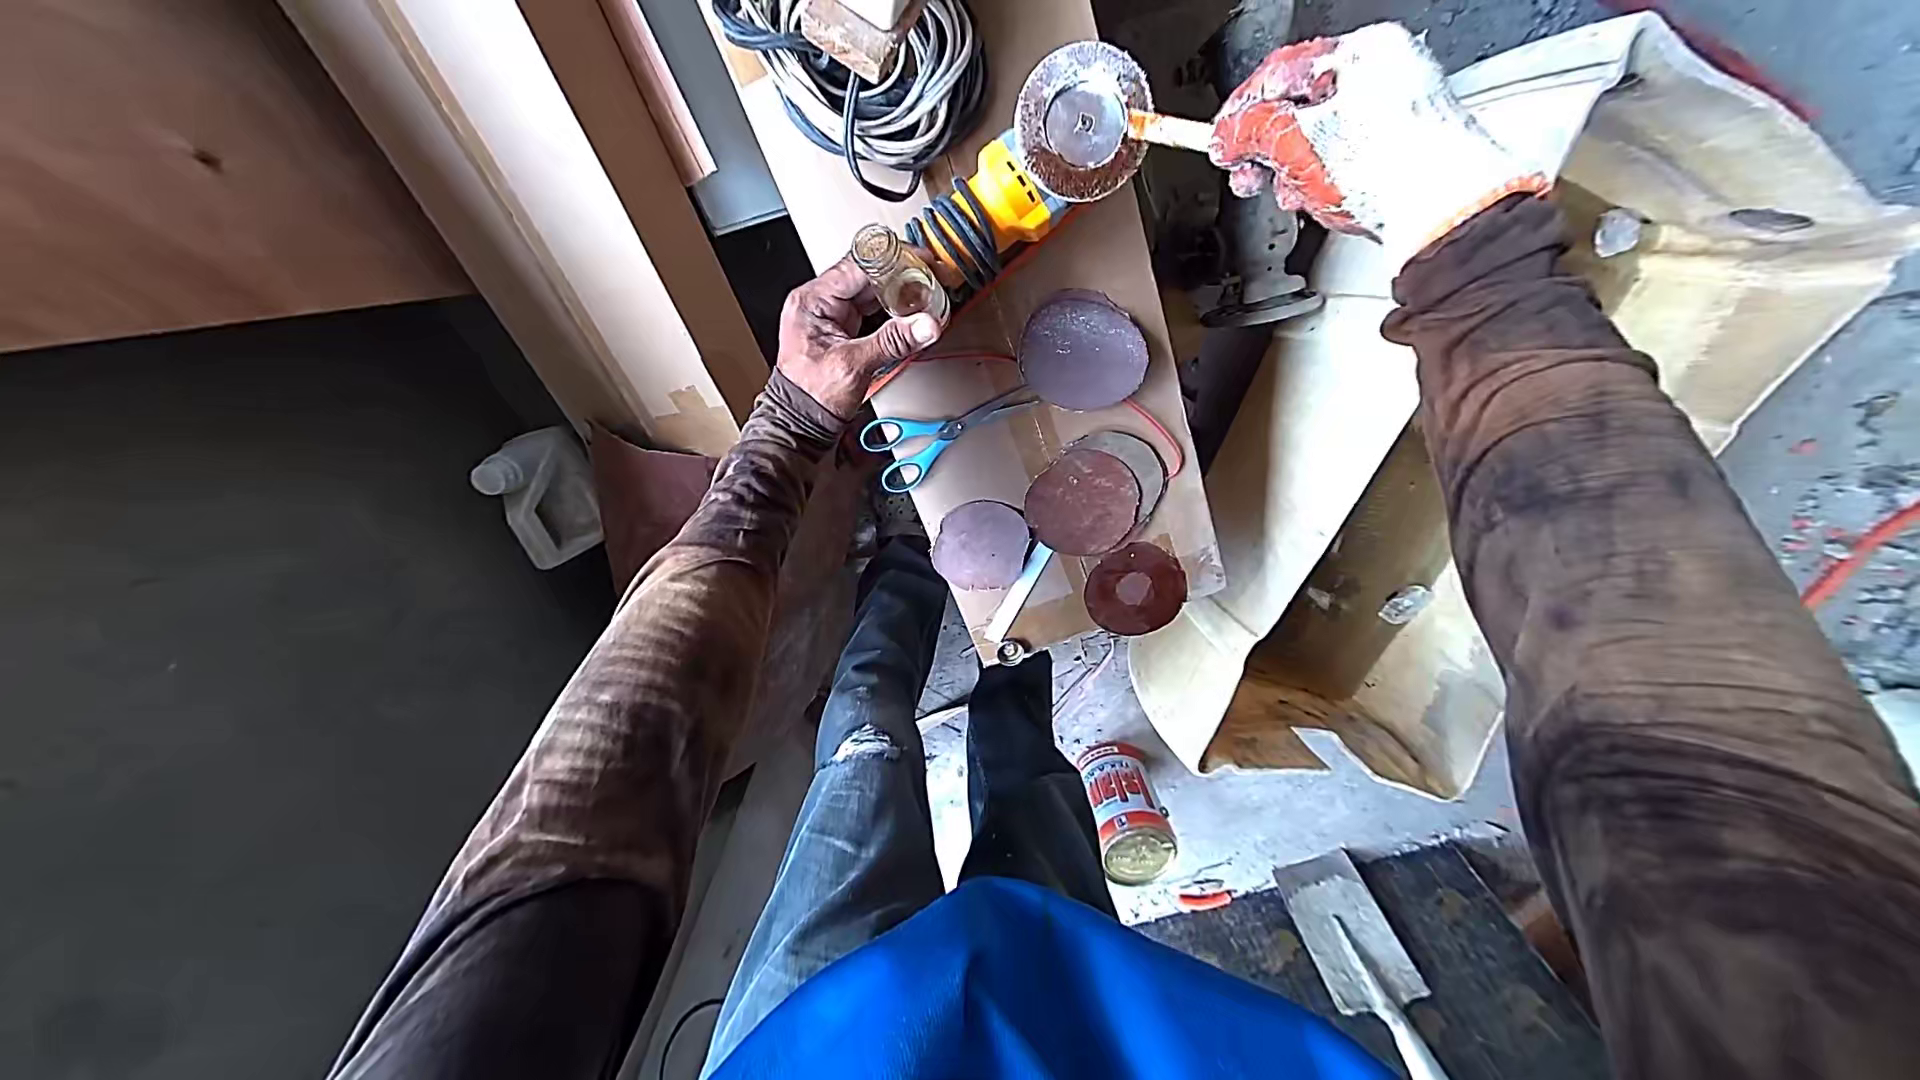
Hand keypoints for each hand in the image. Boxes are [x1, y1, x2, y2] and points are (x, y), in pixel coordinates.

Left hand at [777, 256, 942, 418]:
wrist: (802, 424)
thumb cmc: (811, 396)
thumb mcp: (855, 365)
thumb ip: (893, 341)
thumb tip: (926, 325)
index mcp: (812, 301)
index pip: (857, 265)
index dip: (892, 260)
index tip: (921, 260)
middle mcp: (819, 302)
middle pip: (867, 275)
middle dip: (901, 276)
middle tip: (930, 277)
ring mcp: (832, 316)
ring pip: (872, 293)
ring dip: (899, 293)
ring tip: (926, 295)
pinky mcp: (843, 330)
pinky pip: (872, 311)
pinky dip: (892, 312)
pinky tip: (910, 314)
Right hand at [1210, 22, 1547, 266]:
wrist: (1441, 212)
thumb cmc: (1386, 167)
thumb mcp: (1297, 141)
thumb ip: (1252, 131)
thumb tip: (1226, 134)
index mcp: (1362, 52)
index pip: (1280, 73)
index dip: (1240, 111)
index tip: (1218, 141)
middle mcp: (1383, 75)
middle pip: (1298, 108)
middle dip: (1265, 148)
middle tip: (1246, 175)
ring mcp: (1393, 114)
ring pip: (1317, 138)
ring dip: (1290, 171)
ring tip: (1288, 193)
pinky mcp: (1396, 153)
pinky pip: (1340, 161)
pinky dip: (1319, 180)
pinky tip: (1316, 198)